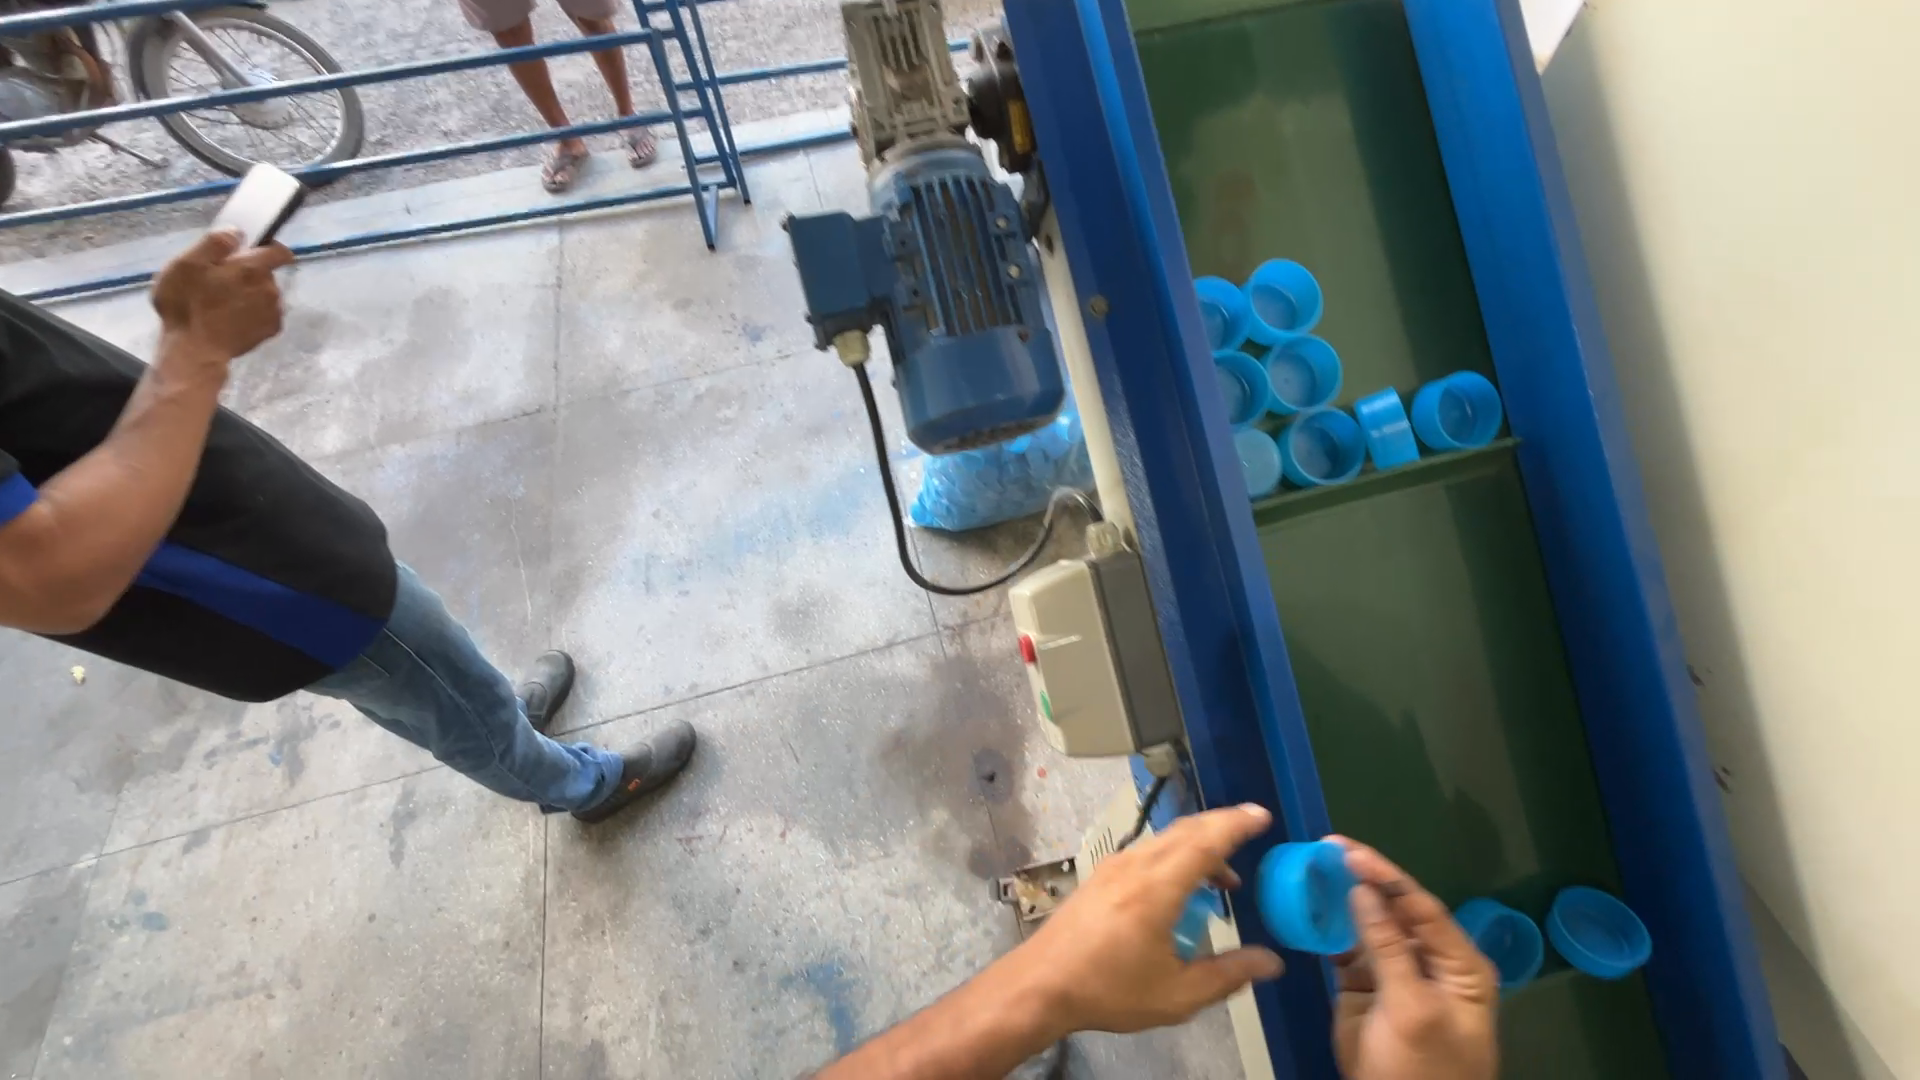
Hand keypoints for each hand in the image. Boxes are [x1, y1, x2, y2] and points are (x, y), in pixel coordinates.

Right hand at [150, 228, 293, 368]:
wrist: (197, 346)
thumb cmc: (187, 302)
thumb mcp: (188, 264)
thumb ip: (216, 244)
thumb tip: (238, 232)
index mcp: (253, 270)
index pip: (280, 251)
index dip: (268, 247)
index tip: (249, 249)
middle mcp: (273, 289)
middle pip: (265, 273)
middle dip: (245, 273)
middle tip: (216, 280)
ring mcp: (275, 311)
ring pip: (264, 293)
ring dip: (248, 292)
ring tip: (219, 300)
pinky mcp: (272, 329)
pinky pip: (264, 312)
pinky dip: (250, 311)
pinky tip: (229, 316)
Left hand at [1009, 804, 1284, 1036]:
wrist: (1043, 982)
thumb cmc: (1110, 989)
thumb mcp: (1178, 994)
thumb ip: (1227, 974)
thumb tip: (1271, 961)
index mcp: (1156, 888)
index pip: (1203, 842)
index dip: (1234, 825)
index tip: (1260, 814)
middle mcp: (1135, 865)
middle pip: (1185, 832)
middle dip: (1221, 827)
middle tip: (1252, 831)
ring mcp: (1114, 866)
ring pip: (1164, 840)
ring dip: (1197, 845)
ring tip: (1223, 877)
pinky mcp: (1102, 874)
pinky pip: (1148, 851)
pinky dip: (1175, 855)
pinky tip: (1182, 885)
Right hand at [1330, 838, 1498, 1079]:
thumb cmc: (1423, 1069)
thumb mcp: (1412, 1009)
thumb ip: (1388, 947)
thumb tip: (1362, 888)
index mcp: (1459, 966)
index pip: (1421, 907)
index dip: (1385, 876)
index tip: (1347, 850)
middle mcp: (1429, 960)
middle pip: (1394, 907)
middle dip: (1362, 877)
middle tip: (1326, 847)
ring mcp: (1394, 971)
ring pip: (1366, 920)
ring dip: (1341, 895)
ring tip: (1312, 865)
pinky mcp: (1363, 982)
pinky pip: (1344, 943)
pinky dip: (1326, 924)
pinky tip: (1306, 903)